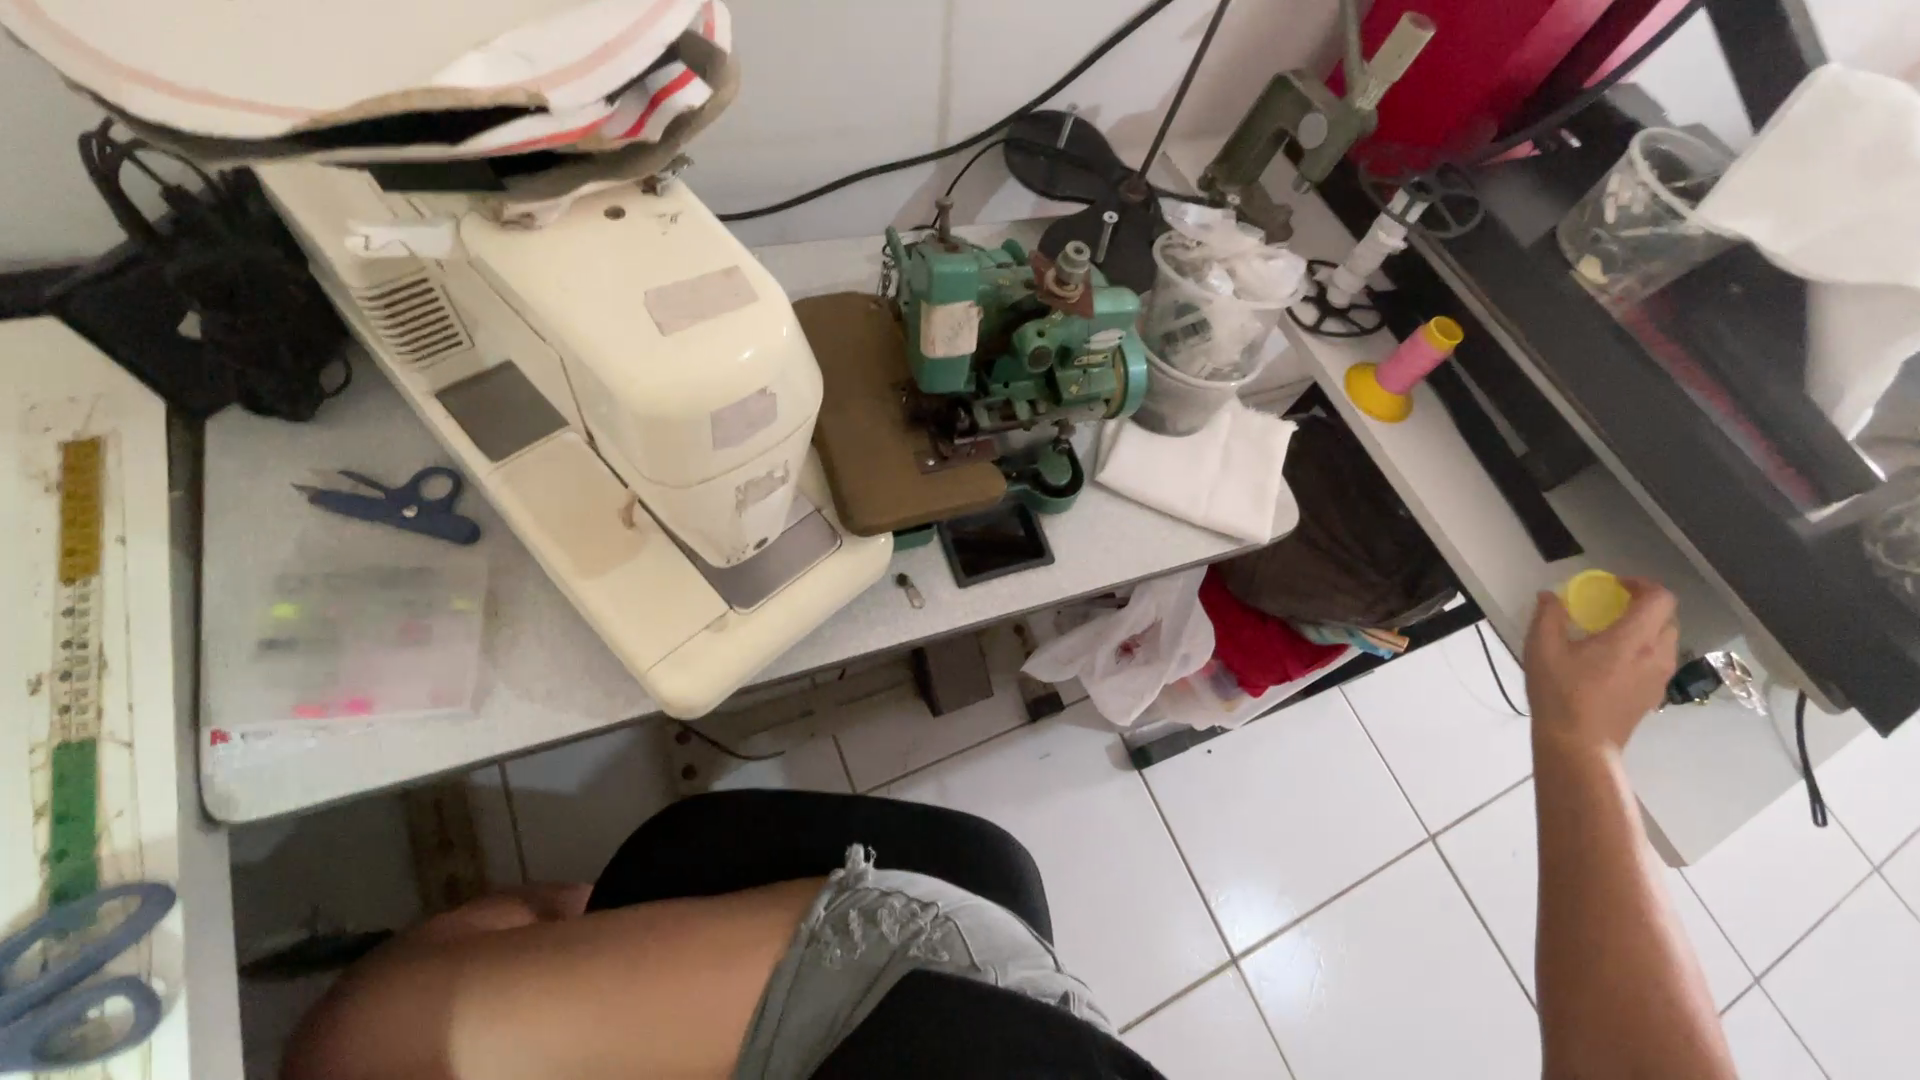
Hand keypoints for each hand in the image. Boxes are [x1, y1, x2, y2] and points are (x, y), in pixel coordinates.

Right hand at [1524, 578, 1679, 754]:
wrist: (1580, 743)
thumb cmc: (1560, 693)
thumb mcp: (1541, 649)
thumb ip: (1548, 617)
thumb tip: (1550, 597)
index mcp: (1632, 639)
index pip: (1660, 599)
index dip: (1643, 584)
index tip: (1616, 585)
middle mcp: (1656, 654)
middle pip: (1666, 618)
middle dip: (1643, 605)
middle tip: (1610, 606)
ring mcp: (1659, 676)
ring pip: (1665, 639)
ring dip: (1644, 628)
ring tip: (1610, 633)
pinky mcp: (1655, 693)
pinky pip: (1658, 659)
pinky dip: (1642, 649)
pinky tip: (1612, 661)